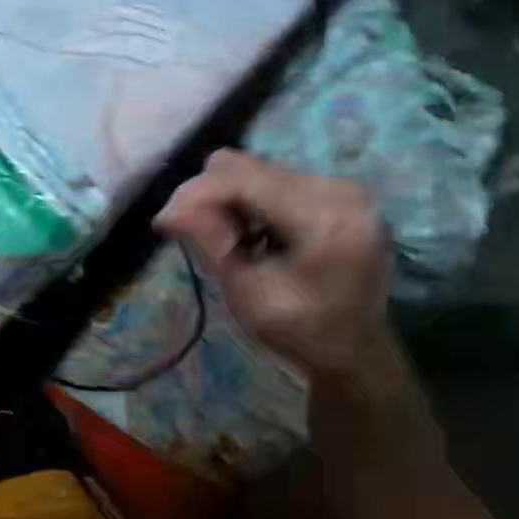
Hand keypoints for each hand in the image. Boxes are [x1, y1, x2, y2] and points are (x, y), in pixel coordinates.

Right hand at [155, 150, 392, 379]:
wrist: (354, 351)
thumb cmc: (300, 331)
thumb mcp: (248, 294)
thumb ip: (211, 244)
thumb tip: (167, 212)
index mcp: (325, 218)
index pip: (242, 179)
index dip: (194, 195)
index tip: (163, 224)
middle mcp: (338, 189)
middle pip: (246, 167)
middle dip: (208, 197)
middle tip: (196, 237)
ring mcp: (339, 187)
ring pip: (254, 170)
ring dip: (226, 201)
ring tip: (226, 240)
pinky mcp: (333, 192)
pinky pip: (271, 180)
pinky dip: (247, 203)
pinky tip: (250, 235)